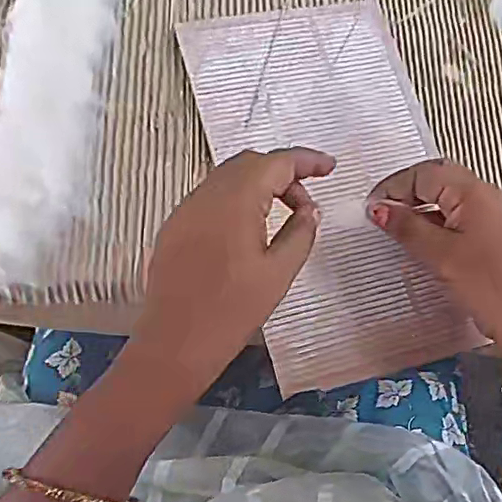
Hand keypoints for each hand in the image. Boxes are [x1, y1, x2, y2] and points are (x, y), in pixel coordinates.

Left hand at [125, 147, 335, 396]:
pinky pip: (208, 200)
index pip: (277, 162)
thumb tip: (309, 211)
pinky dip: (234, 203)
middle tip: (305, 205)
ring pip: (227, 179)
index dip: (307, 160)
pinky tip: (246, 232)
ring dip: (257, 188)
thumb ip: (301, 233)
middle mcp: (205, 195)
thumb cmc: (229, 312)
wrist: (177, 341)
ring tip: (279, 220)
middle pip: (250, 164)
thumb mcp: (278, 273)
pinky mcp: (174, 228)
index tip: (328, 167)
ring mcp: (185, 210)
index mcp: (235, 200)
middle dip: (283, 175)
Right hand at [368, 159, 501, 346]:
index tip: (372, 208)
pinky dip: (433, 226)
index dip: (394, 188)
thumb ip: (408, 228)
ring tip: (396, 233)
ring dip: (418, 211)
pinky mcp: (489, 237)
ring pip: (445, 200)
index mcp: (475, 193)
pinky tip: (420, 245)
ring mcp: (489, 217)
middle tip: (381, 216)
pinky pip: (455, 219)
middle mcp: (485, 198)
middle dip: (405, 194)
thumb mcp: (440, 255)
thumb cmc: (491, 288)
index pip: (424, 174)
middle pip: (436, 181)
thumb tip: (381, 209)